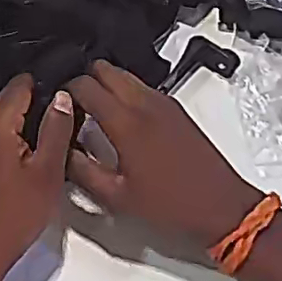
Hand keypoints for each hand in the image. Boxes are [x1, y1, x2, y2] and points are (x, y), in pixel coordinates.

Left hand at [0, 74, 77, 271]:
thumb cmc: (14, 214)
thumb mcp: (48, 169)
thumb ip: (57, 128)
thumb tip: (63, 99)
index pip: (21, 82)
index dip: (47, 82)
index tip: (66, 88)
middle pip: (17, 94)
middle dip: (43, 98)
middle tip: (70, 110)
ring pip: (14, 111)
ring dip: (37, 115)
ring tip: (62, 127)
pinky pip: (11, 128)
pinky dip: (29, 130)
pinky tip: (46, 145)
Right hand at [66, 59, 261, 247]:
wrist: (224, 212)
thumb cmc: (172, 207)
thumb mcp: (117, 198)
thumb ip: (81, 170)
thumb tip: (61, 150)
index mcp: (126, 122)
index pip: (84, 85)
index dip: (64, 91)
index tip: (57, 105)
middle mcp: (144, 104)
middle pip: (103, 68)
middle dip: (84, 79)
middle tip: (74, 104)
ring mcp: (162, 103)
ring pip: (123, 74)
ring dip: (105, 83)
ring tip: (95, 111)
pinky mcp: (175, 109)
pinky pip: (141, 87)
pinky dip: (124, 91)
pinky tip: (121, 119)